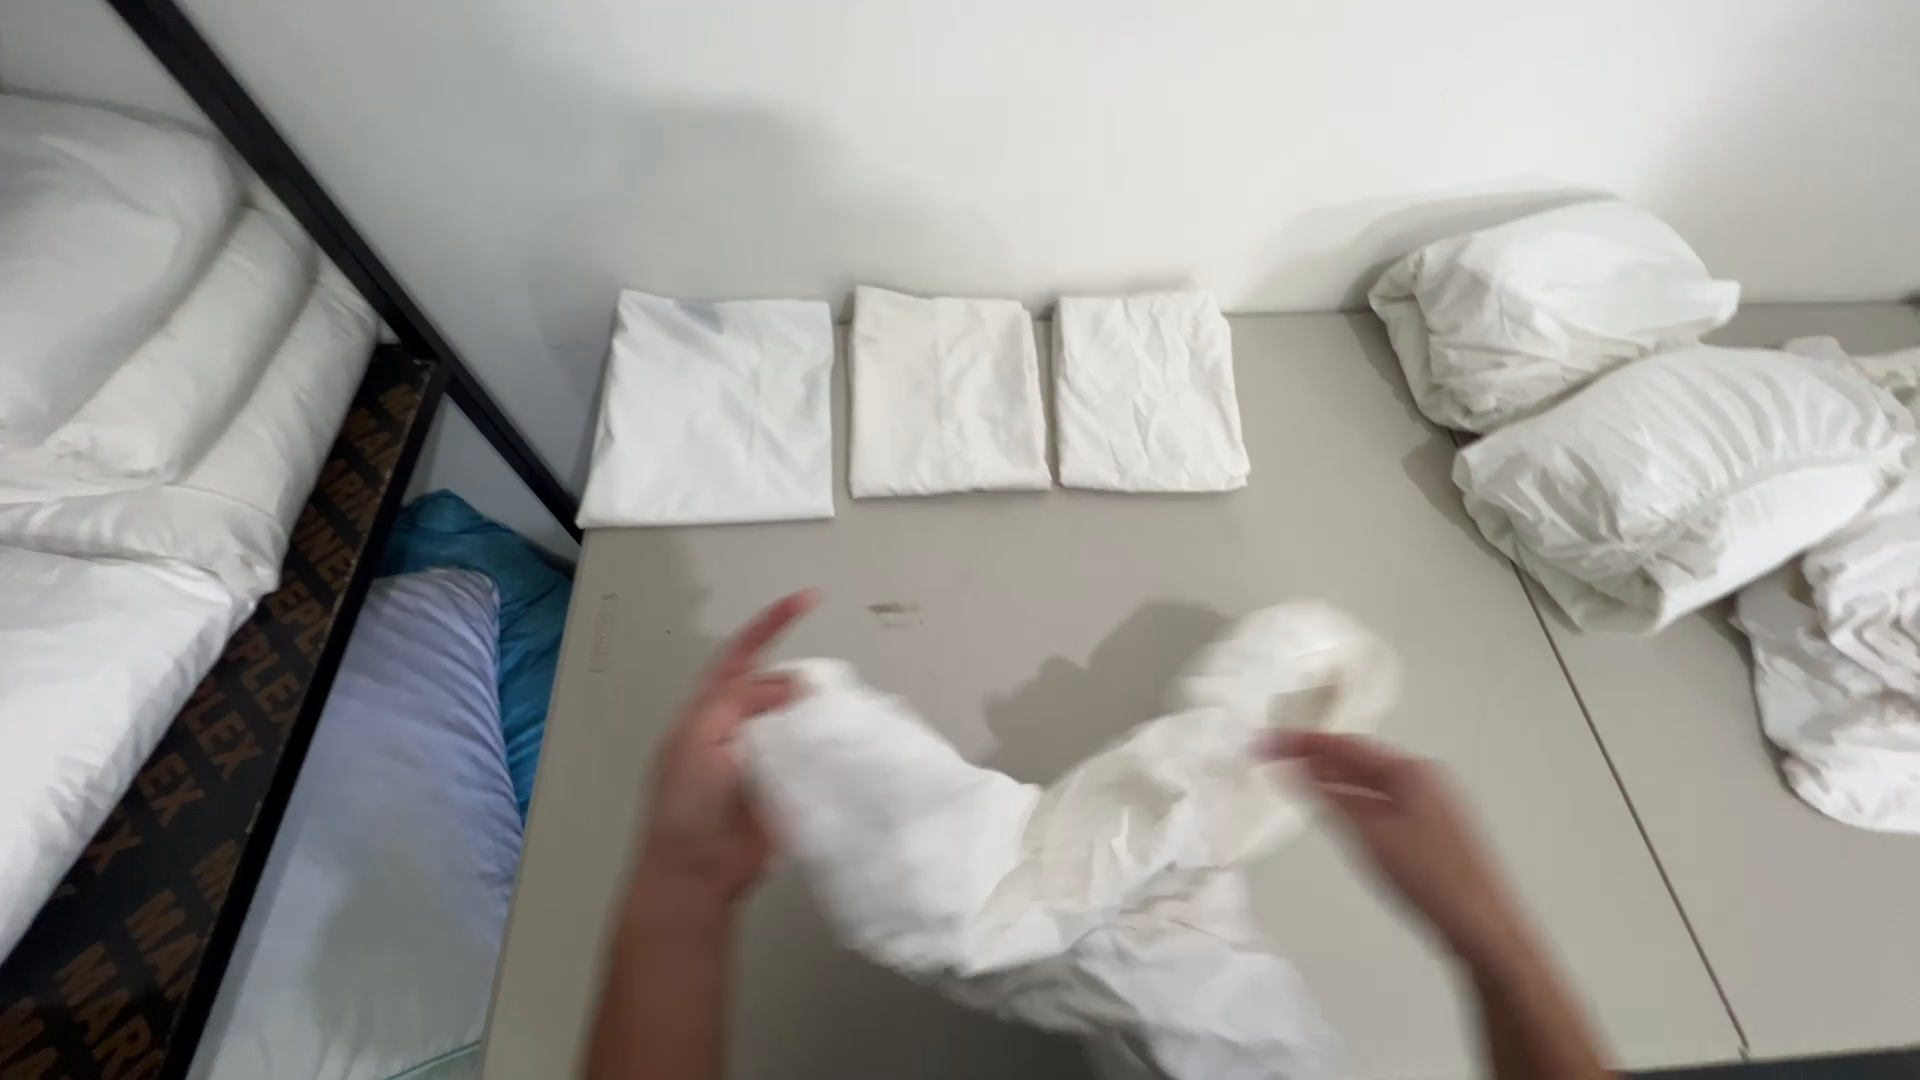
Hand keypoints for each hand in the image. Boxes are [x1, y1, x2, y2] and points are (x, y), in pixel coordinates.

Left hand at [634, 591, 815, 914]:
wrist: (697, 874)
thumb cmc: (687, 804)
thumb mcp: (699, 738)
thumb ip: (738, 701)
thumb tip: (792, 684)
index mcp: (710, 710)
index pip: (742, 655)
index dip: (772, 624)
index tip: (808, 599)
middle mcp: (740, 726)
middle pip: (778, 686)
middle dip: (803, 678)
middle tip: (832, 685)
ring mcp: (766, 755)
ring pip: (801, 717)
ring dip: (821, 710)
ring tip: (846, 708)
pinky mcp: (789, 782)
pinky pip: (815, 753)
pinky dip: (832, 744)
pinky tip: (850, 740)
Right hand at [1265, 732, 1527, 964]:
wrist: (1483, 930)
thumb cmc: (1426, 877)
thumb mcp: (1369, 834)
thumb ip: (1329, 797)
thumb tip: (1294, 767)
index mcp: (1410, 770)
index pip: (1344, 745)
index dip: (1300, 741)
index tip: (1263, 741)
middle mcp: (1420, 777)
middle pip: (1355, 758)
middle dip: (1312, 755)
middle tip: (1268, 755)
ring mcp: (1426, 802)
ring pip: (1365, 779)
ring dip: (1328, 775)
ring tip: (1288, 774)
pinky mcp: (1426, 827)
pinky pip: (1376, 797)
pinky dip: (1347, 795)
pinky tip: (1328, 804)